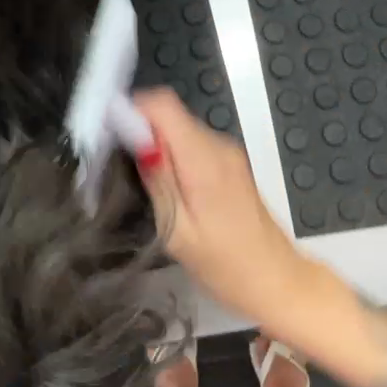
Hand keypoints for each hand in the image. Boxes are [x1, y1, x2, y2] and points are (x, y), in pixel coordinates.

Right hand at [133, 89, 310, 324]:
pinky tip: (168, 192)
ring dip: (155, 148)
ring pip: (179, 130)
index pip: (163, 104)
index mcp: (205, 159)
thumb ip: (157, 178)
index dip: (131, 111)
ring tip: (143, 187)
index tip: (109, 135)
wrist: (276, 281)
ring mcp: (229, 154)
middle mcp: (220, 146)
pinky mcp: (231, 165)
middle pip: (169, 116)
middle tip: (120, 169)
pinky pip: (193, 146)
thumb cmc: (225, 266)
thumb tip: (133, 136)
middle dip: (140, 133)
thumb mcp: (178, 230)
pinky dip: (173, 158)